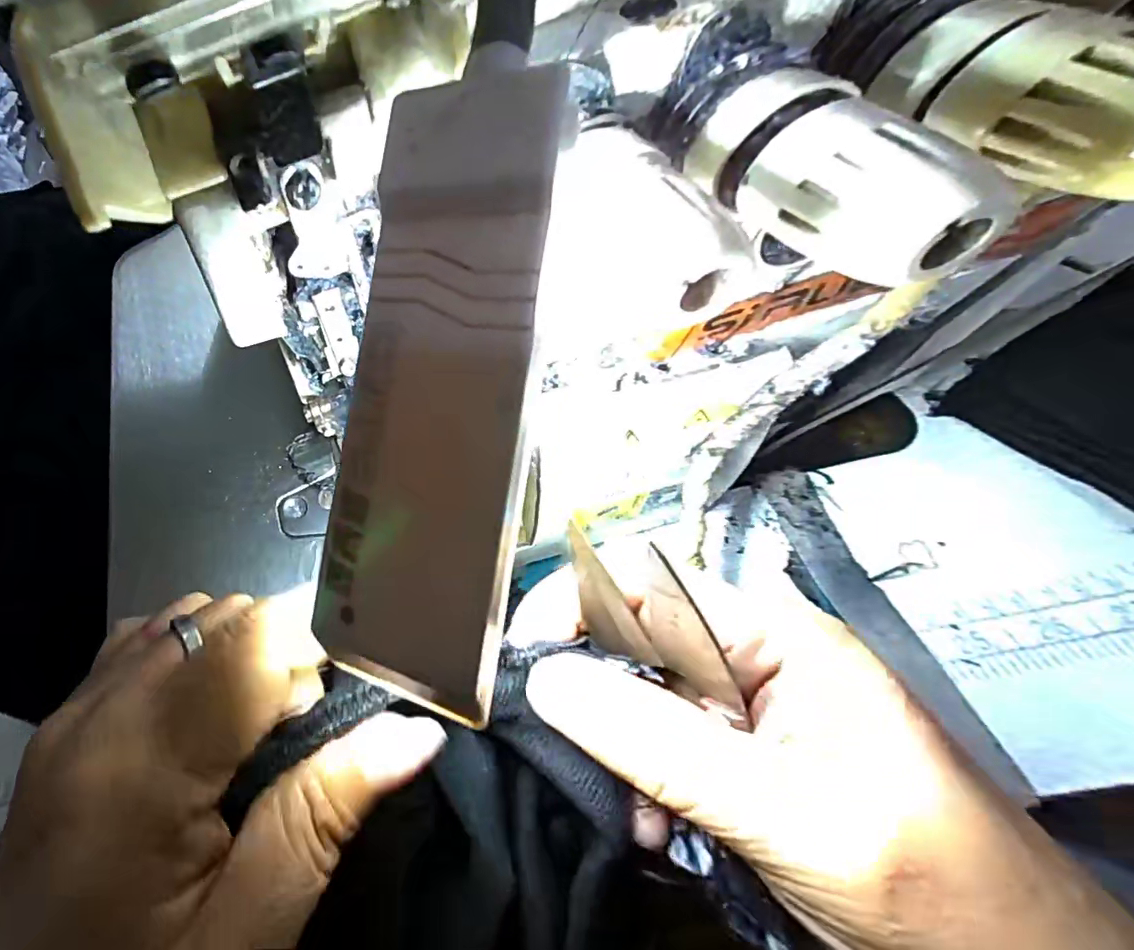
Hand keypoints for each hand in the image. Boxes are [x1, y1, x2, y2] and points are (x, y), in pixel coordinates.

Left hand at [0, 592, 445, 949]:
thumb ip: (320, 816)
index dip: (307, 652)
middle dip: (274, 650)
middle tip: (296, 732)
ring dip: (231, 650)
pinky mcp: (58, 721)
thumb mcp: (245, 931)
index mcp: (142, 761)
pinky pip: (133, 646)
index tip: (334, 708)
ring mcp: (68, 710)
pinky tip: (198, 718)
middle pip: (210, 618)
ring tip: (250, 729)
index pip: (245, 639)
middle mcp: (96, 711)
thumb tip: (413, 733)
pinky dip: (183, 656)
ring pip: (173, 621)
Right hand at [510, 545, 1133, 949]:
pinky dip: (630, 780)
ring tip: (634, 813)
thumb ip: (663, 745)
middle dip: (589, 695)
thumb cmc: (946, 890)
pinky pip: (642, 743)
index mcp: (772, 639)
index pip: (639, 582)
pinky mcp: (721, 754)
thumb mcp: (794, 814)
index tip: (525, 657)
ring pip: (623, 696)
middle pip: (621, 638)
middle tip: (575, 751)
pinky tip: (651, 825)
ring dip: (610, 751)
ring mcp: (730, 709)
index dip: (570, 605)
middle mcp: (742, 659)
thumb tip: (545, 681)